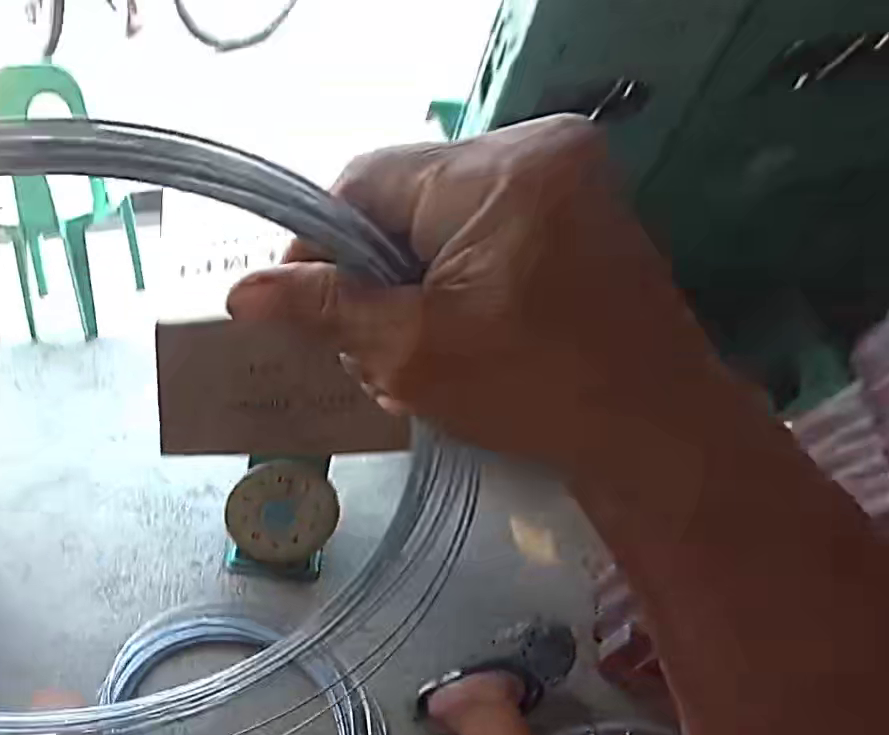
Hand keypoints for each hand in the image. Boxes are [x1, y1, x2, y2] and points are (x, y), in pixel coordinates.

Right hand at [226, 116, 733, 474]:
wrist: (650, 428)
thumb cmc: (529, 387)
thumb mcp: (407, 349)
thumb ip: (322, 309)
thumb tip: (238, 292)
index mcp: (497, 171)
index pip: (361, 182)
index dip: (314, 247)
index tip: (301, 313)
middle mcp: (531, 152)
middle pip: (389, 206)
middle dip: (359, 281)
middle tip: (361, 350)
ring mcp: (552, 183)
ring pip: (417, 230)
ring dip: (391, 295)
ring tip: (401, 360)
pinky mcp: (557, 217)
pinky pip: (456, 241)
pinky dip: (429, 291)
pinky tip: (435, 343)